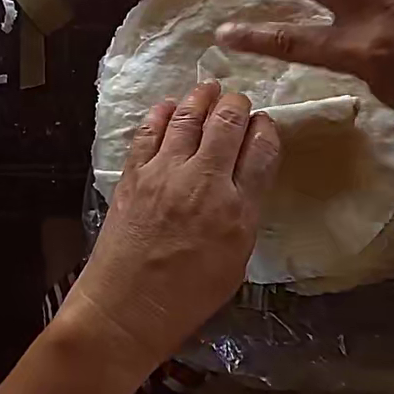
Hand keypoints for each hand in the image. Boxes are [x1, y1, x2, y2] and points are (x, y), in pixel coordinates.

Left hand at [54, 82, 279, 377]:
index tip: (264, 121)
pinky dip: (161, 113)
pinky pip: (148, 132)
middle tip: (237, 99)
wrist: (127, 306)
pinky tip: (169, 105)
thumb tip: (241, 182)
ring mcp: (164, 174)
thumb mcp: (235, 261)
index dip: (265, 128)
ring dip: (200, 98)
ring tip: (208, 88)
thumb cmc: (187, 297)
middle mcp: (203, 183)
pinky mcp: (133, 174)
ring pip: (187, 119)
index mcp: (237, 211)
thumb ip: (242, 215)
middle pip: (226, 124)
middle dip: (236, 104)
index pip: (261, 152)